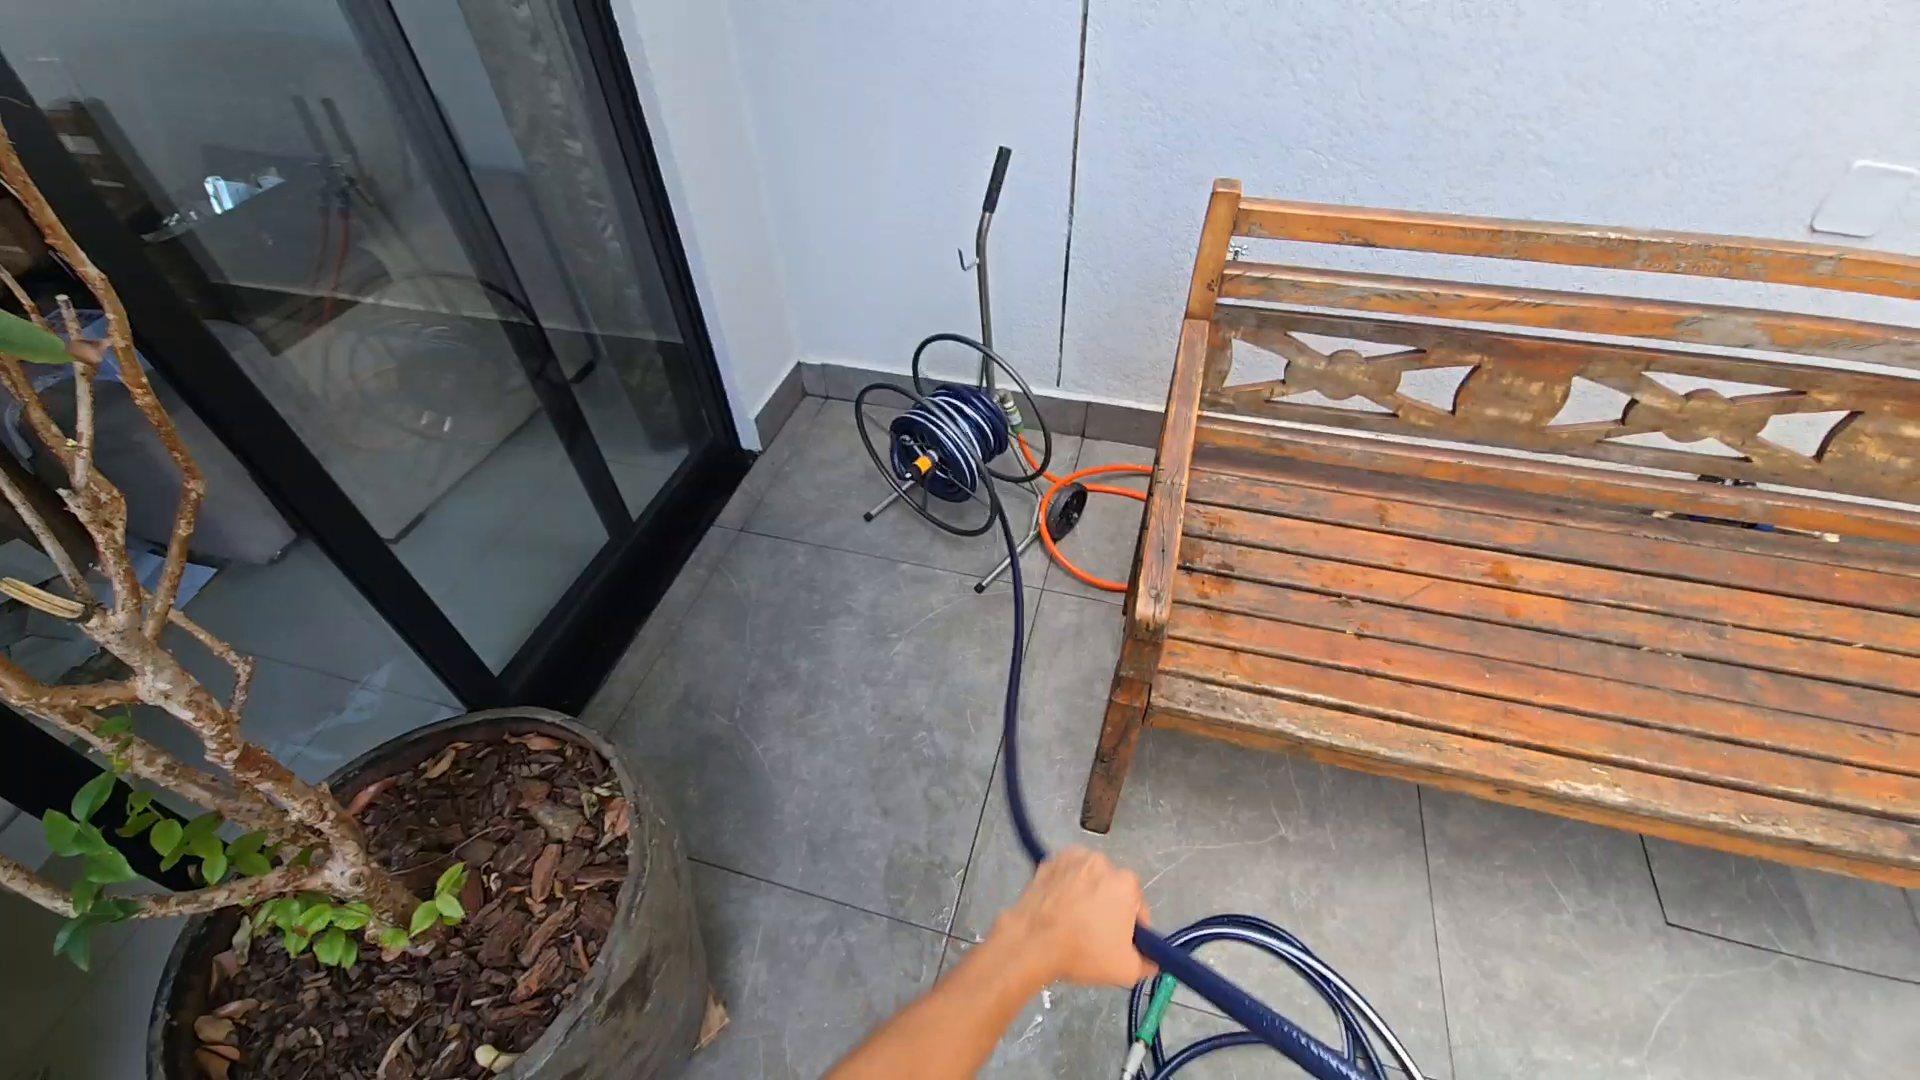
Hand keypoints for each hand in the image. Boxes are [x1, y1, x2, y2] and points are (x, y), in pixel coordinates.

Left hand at [995, 847, 1154, 987]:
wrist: (1033, 941)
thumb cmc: (1084, 952)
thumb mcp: (1127, 970)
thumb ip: (1148, 963)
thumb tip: (1152, 961)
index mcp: (1126, 883)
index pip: (1138, 906)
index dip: (1132, 928)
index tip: (1120, 943)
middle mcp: (1102, 862)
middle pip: (1113, 889)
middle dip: (1109, 908)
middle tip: (1095, 934)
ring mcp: (1073, 857)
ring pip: (1089, 879)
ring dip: (1087, 893)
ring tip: (1074, 920)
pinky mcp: (1050, 860)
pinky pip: (1066, 873)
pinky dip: (1066, 885)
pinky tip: (1059, 906)